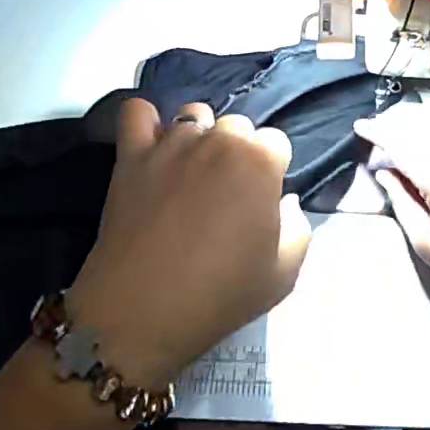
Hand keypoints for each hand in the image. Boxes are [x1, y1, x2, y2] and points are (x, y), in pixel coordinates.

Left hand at [65, 100, 311, 384]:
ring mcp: (172, 145)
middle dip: (238, 151)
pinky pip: (136, 114)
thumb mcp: (286, 271)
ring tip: (191, 171)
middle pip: (237, 125)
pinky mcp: (131, 157)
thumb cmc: (220, 293)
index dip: (272, 171)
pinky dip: (146, 122)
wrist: (140, 315)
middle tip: (226, 192)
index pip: (277, 142)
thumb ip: (298, 225)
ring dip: (199, 136)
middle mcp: (220, 141)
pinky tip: (153, 144)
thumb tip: (284, 202)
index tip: (261, 200)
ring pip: (194, 116)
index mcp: (261, 160)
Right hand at [355, 101, 429, 312]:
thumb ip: (402, 201)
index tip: (360, 128)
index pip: (402, 141)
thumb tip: (386, 173)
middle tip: (377, 130)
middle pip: (424, 121)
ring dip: (421, 116)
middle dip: (397, 120)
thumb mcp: (428, 243)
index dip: (378, 132)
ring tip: (401, 126)